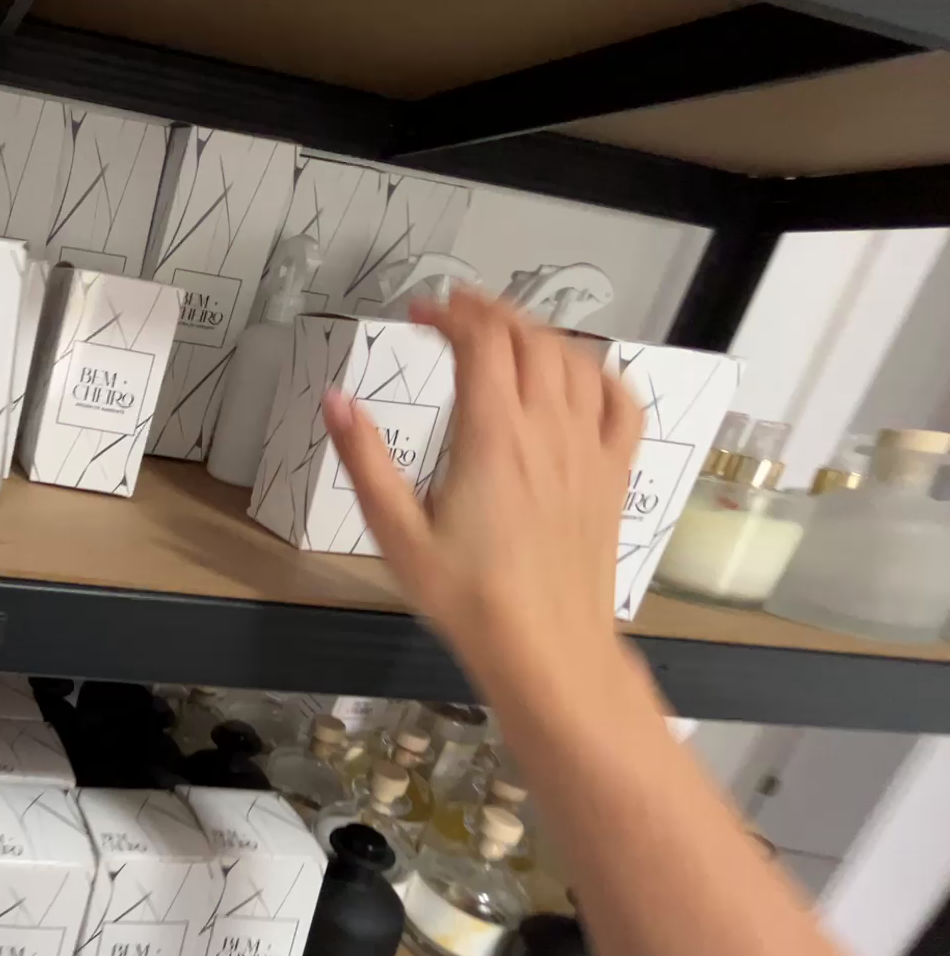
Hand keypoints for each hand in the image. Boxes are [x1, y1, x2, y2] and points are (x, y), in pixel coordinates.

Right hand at [326, 291, 640, 675]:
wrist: (544, 646)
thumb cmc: (463, 593)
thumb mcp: (393, 529)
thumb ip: (364, 458)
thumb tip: (335, 400)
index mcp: (492, 438)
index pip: (482, 346)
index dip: (451, 315)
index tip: (422, 310)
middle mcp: (548, 431)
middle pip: (530, 342)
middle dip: (491, 312)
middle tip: (455, 309)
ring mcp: (589, 450)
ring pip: (574, 361)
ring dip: (537, 333)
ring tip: (504, 330)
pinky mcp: (612, 475)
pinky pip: (619, 402)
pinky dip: (596, 371)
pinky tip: (576, 374)